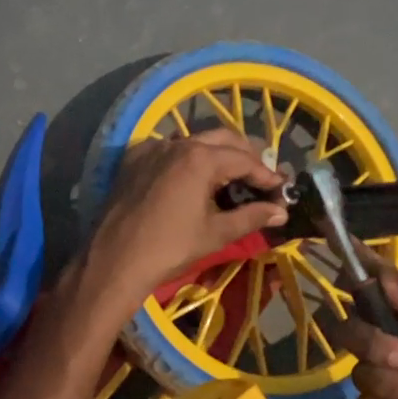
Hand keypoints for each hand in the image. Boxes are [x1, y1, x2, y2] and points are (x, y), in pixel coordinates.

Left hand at [86, 128, 287, 297]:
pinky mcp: (133, 159)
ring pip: (194, 140)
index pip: (244, 159)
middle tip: (260, 177)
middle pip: (222, 139)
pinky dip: (185, 156)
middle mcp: (177, 143)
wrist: (116, 260)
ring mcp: (152, 148)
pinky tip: (191, 177)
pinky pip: (167, 148)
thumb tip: (281, 211)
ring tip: (230, 175)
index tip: (281, 189)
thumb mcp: (216, 233)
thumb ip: (251, 217)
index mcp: (200, 158)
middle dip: (245, 155)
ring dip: (216, 152)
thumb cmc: (170, 248)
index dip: (266, 175)